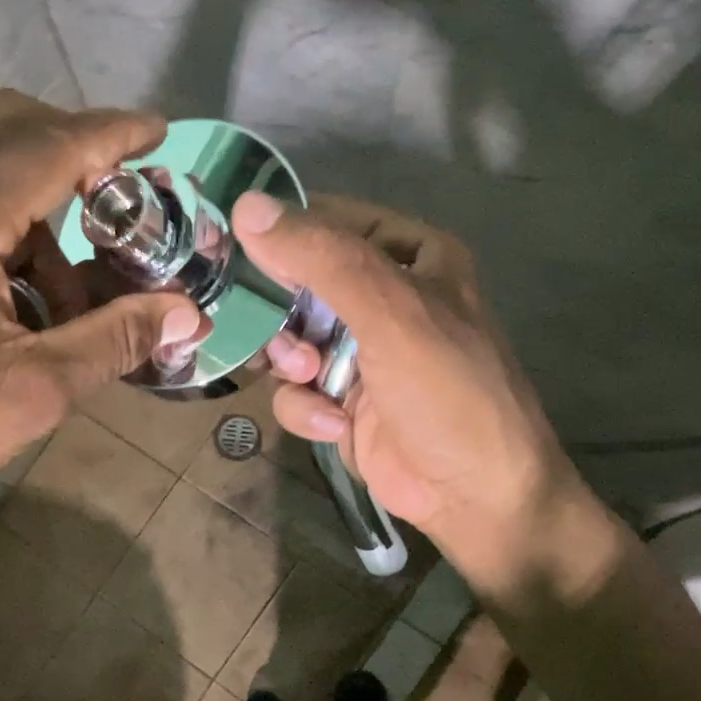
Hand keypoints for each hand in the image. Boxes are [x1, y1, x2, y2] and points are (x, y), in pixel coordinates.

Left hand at [0, 91, 201, 555]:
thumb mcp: (34, 392)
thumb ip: (114, 340)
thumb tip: (187, 313)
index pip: (51, 146)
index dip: (114, 135)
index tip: (162, 134)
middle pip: (11, 129)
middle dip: (77, 155)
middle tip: (126, 208)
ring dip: (42, 212)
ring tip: (72, 304)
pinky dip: (4, 230)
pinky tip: (22, 305)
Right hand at [235, 191, 608, 598]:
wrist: (474, 493)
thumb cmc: (447, 391)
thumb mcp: (392, 313)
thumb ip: (323, 259)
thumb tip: (247, 207)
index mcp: (410, 256)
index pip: (327, 221)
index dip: (278, 234)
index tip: (226, 249)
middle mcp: (383, 298)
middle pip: (296, 284)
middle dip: (279, 313)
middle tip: (275, 330)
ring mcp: (360, 353)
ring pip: (286, 340)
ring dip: (288, 362)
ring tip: (311, 379)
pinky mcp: (342, 402)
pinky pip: (296, 391)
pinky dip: (305, 409)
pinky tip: (334, 426)